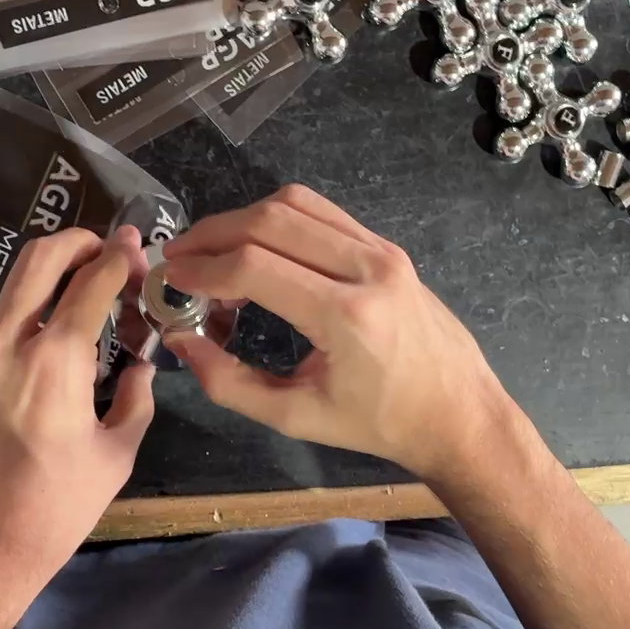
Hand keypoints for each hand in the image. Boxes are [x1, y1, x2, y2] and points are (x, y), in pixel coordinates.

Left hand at [0, 226, 153, 628]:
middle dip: (75, 241)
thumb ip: (134, 400)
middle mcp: (4, 345)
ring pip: (11, 294)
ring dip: (48, 285)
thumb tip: (139, 366)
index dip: (117, 257)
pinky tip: (43, 354)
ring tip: (79, 309)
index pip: (90, 284)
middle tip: (103, 249)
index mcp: (54, 363)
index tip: (134, 245)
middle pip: (37, 261)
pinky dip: (23, 322)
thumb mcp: (114, 458)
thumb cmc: (52, 514)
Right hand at [160, 184, 518, 484]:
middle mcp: (366, 268)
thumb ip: (230, 383)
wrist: (458, 413)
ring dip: (244, 219)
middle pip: (271, 221)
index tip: (171, 278)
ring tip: (214, 250)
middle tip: (181, 257)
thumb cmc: (378, 424)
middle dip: (213, 234)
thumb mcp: (297, 416)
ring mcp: (382, 251)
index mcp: (345, 315)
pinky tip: (259, 247)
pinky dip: (280, 219)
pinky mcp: (388, 248)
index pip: (254, 267)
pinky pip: (324, 213)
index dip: (202, 268)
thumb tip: (181, 341)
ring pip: (297, 204)